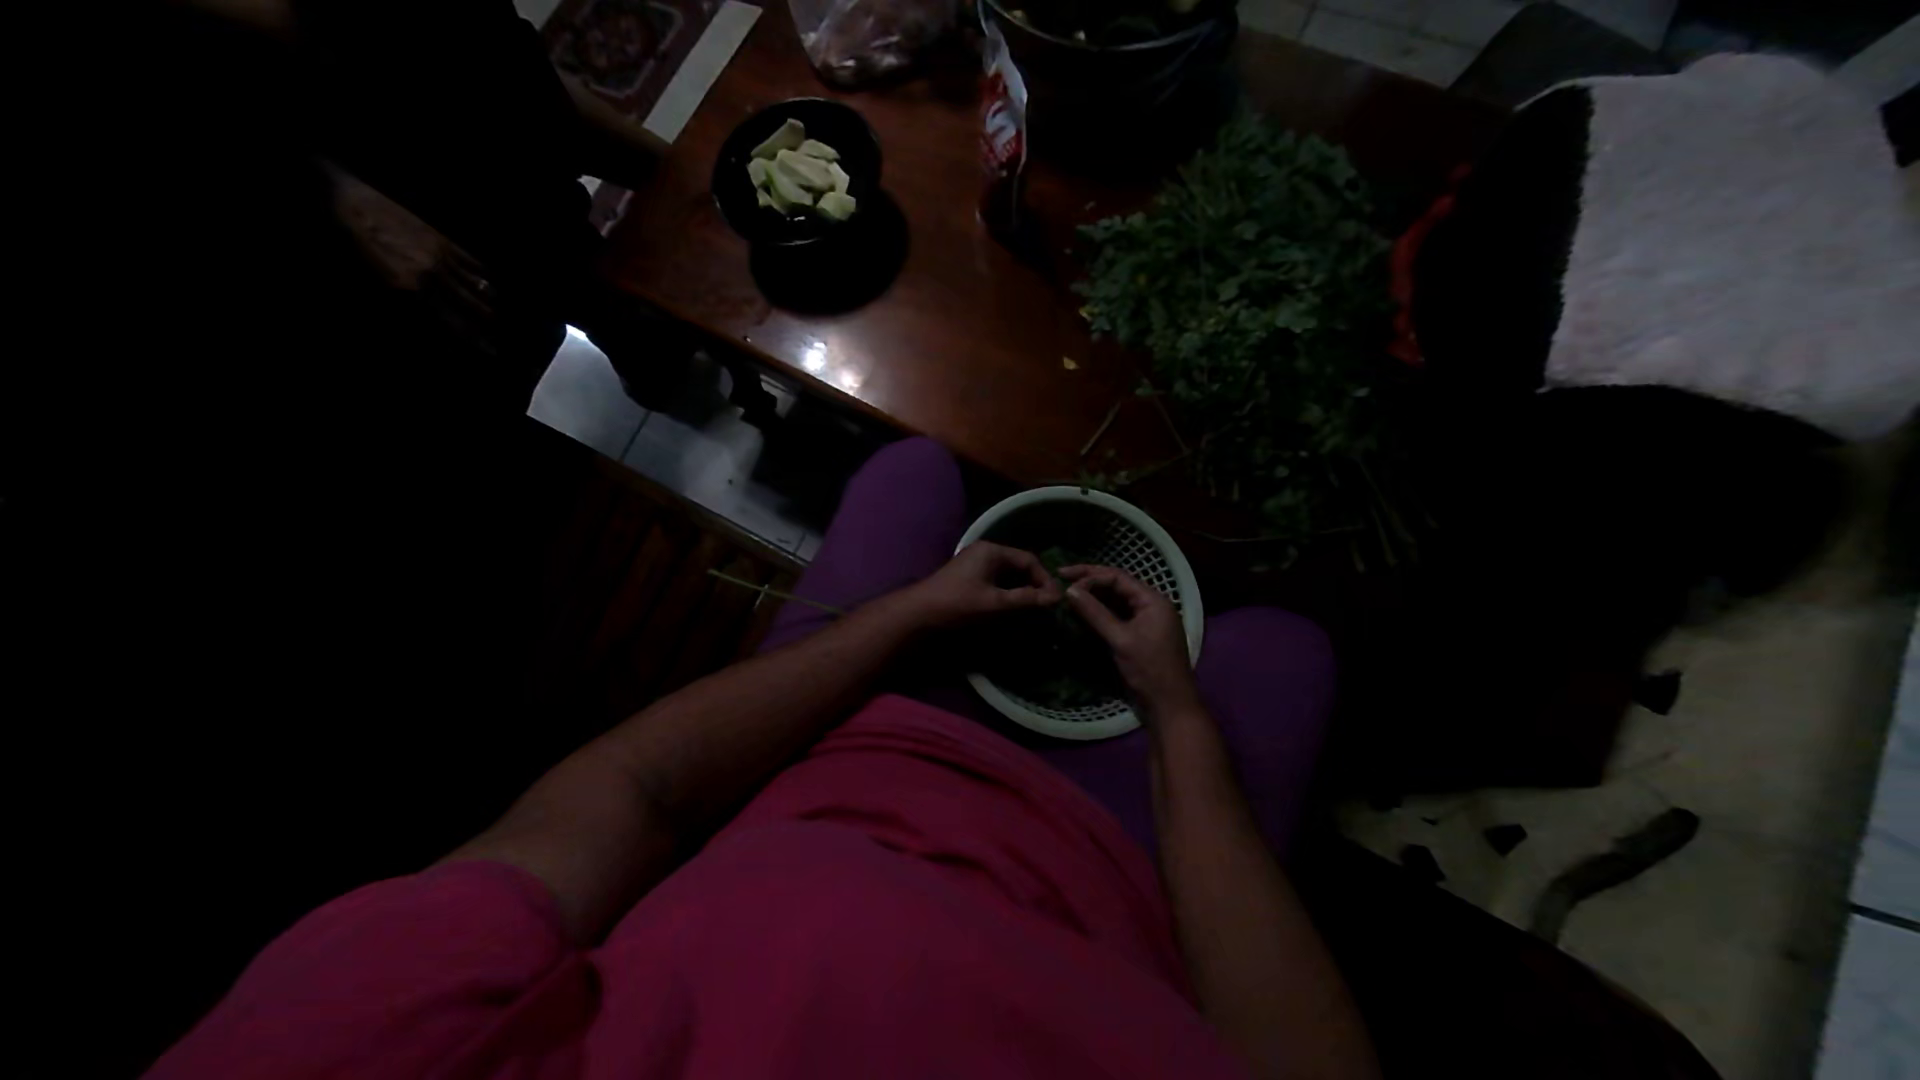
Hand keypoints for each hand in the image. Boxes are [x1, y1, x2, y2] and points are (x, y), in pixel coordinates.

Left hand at [897, 541, 1062, 628]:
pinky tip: (1014, 609)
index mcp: (992, 551)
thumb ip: (1026, 599)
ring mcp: (976, 563)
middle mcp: (986, 552)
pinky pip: (998, 581)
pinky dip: (1008, 593)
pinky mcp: (970, 576)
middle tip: (1046, 606)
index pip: (1029, 560)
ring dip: (1022, 591)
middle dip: (1034, 585)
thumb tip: (1055, 598)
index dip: (1044, 579)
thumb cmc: (957, 604)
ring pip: (1009, 575)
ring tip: (1033, 609)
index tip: (1054, 600)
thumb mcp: (995, 602)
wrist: (919, 613)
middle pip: (1020, 566)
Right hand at [1060, 566, 1201, 720]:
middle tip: (1061, 576)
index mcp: (1153, 601)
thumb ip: (1095, 613)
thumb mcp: (1120, 640)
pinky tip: (1081, 613)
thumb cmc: (1149, 670)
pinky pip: (1116, 617)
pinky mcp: (1138, 637)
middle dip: (1089, 581)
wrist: (1169, 706)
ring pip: (1115, 601)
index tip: (1064, 579)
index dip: (1090, 575)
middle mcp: (1150, 606)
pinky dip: (1099, 613)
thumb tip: (1070, 590)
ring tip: (1068, 593)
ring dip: (1093, 597)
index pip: (1118, 577)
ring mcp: (1145, 622)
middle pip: (1116, 586)